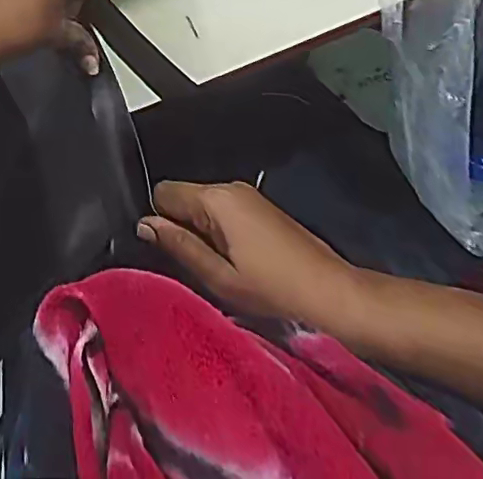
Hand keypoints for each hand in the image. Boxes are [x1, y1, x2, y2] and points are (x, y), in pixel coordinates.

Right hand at [138, 181, 373, 335]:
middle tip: (201, 265)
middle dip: (182, 227)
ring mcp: (248, 195)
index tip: (176, 252)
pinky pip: (222, 212)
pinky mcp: (261, 207)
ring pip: (202, 205)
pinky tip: (239, 261)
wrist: (337, 296)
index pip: (162, 192)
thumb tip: (145, 224)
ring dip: (203, 232)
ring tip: (222, 267)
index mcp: (215, 199)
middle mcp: (230, 187)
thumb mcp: (220, 277)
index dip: (161, 221)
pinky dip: (221, 233)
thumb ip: (179, 246)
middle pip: (183, 197)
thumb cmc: (275, 291)